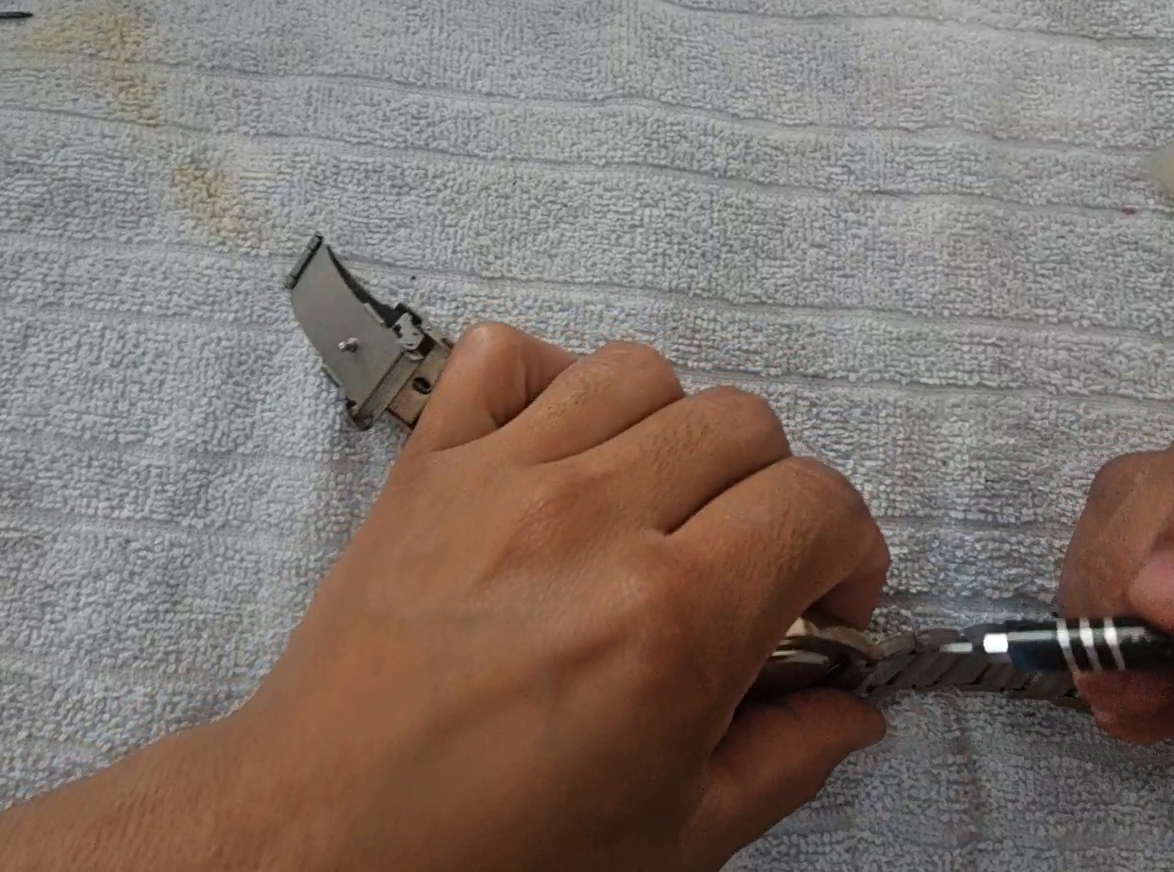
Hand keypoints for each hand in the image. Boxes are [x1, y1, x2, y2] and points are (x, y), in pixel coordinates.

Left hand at [0, 325, 889, 871]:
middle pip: (739, 420)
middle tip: (737, 552)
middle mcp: (588, 518)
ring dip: (670, 427)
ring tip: (648, 493)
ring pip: (636, 370)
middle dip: (768, 487)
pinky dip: (546, 376)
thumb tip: (853, 699)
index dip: (849, 546)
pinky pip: (501, 352)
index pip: (816, 503)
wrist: (320, 825)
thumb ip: (787, 757)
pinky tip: (553, 440)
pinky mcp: (431, 457)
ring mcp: (500, 471)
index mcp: (667, 620)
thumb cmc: (487, 852)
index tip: (824, 594)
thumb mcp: (672, 838)